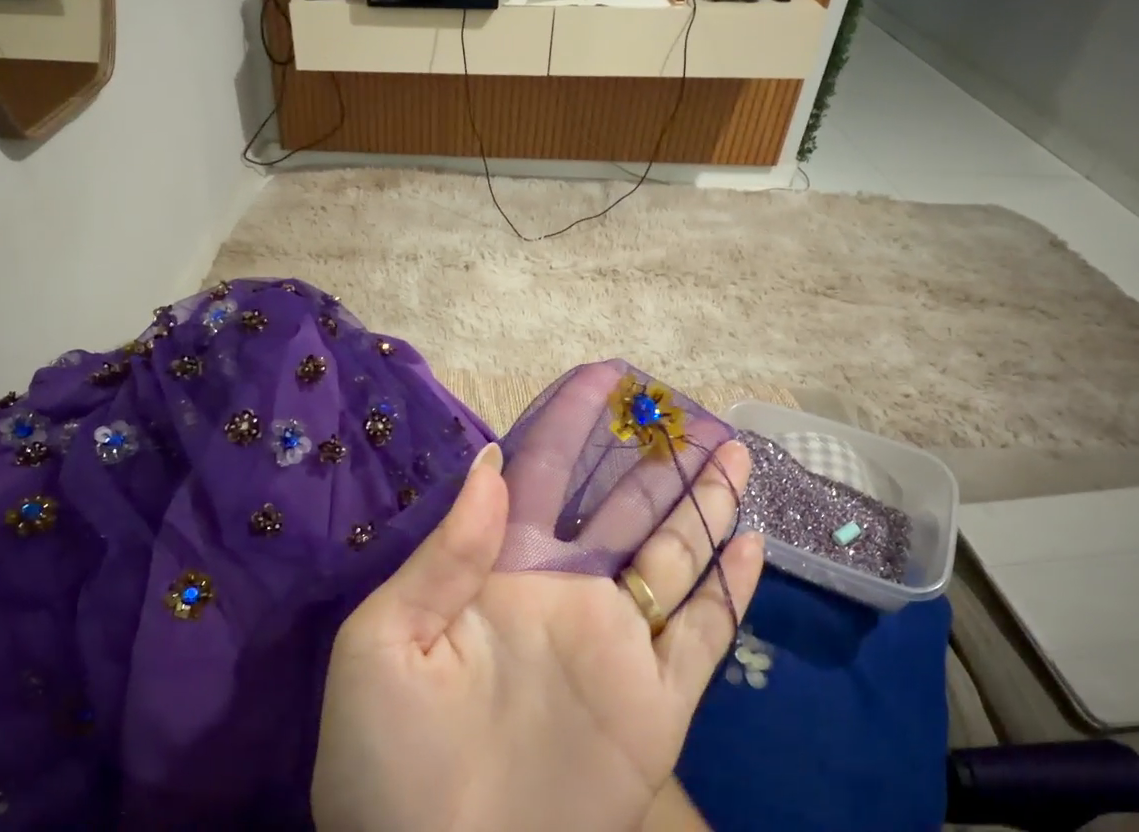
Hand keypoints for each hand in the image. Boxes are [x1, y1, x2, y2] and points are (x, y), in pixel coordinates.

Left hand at [311, 371, 763, 831]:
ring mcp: (616, 647)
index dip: (573, 426)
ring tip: (731, 447)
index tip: (605, 378)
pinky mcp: (657, 705)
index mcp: (499, 572)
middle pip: (621, 507)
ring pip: (673, 555)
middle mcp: (564, 595)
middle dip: (651, 456)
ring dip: (702, 501)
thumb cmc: (391, 759)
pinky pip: (705, 634)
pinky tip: (753, 538)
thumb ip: (446, 553)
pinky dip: (732, 587)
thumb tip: (494, 463)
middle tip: (686, 405)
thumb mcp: (385, 644)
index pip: (544, 478)